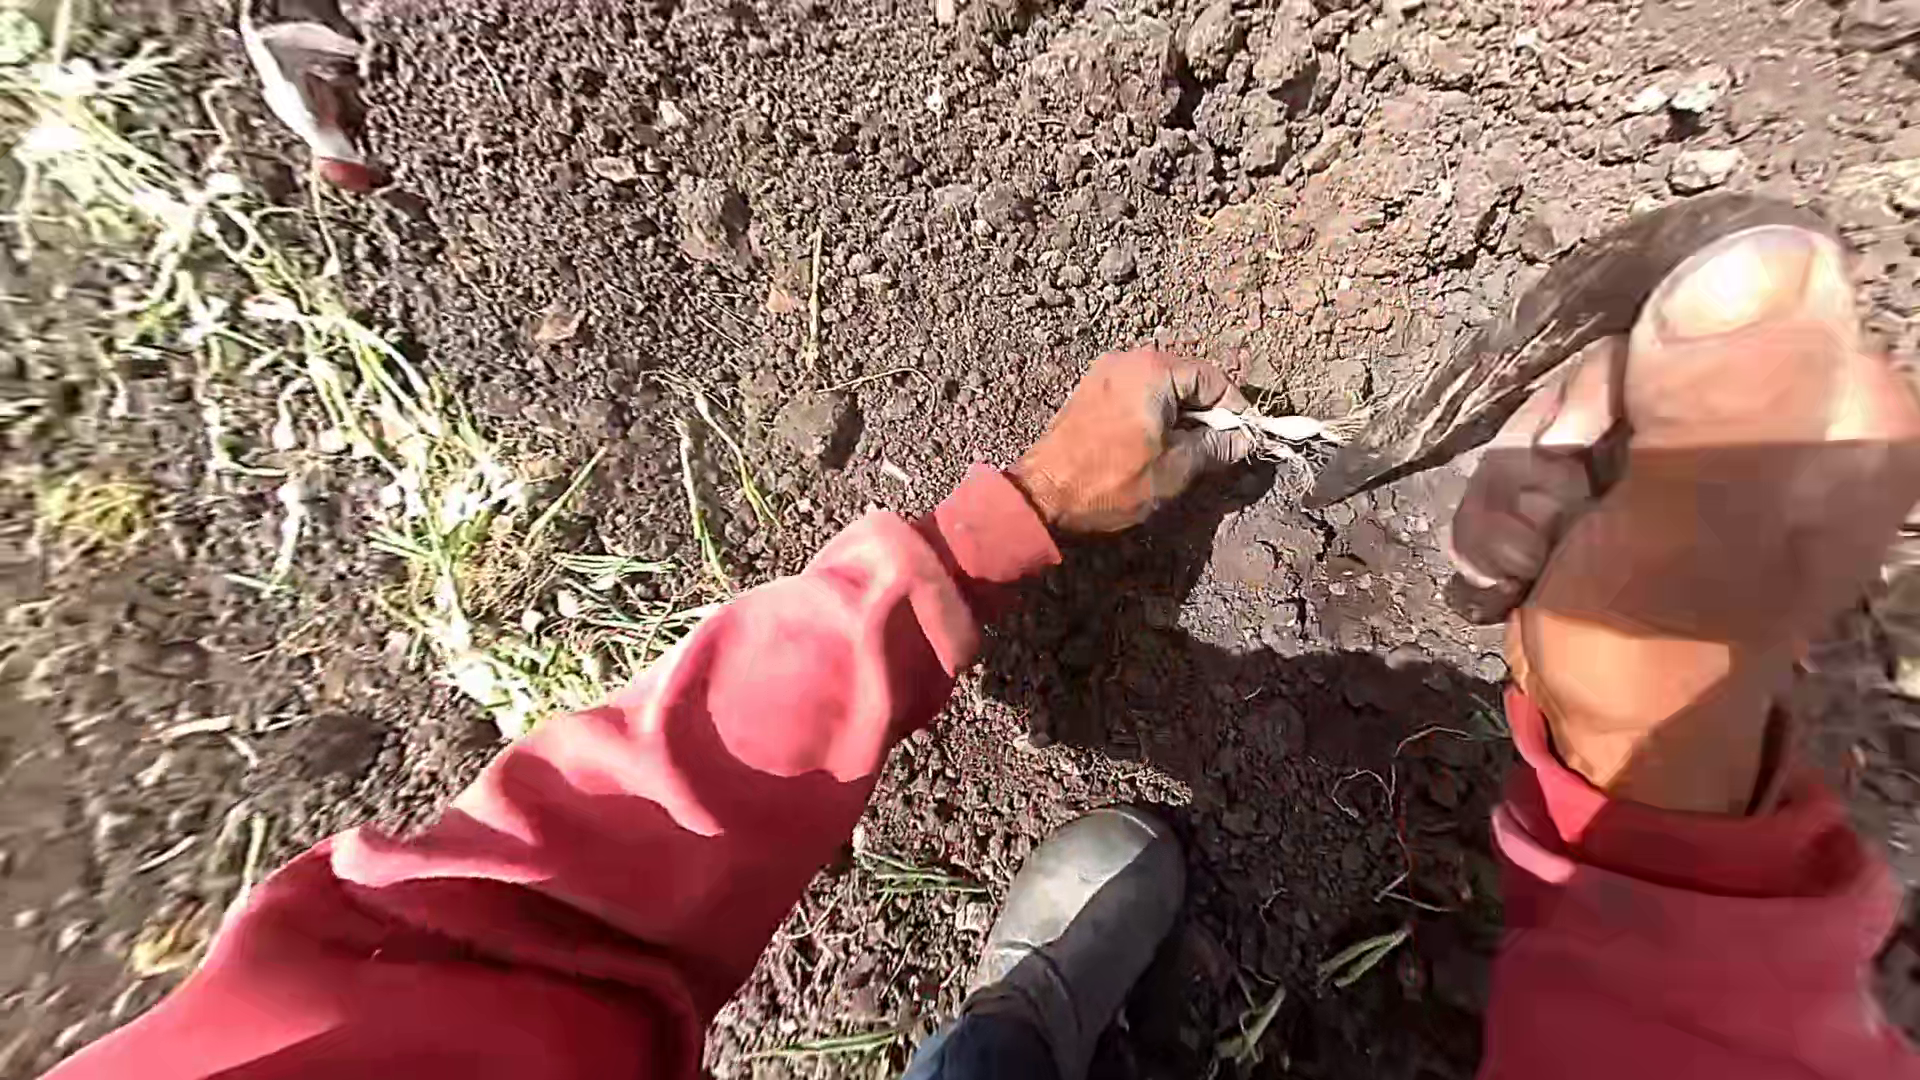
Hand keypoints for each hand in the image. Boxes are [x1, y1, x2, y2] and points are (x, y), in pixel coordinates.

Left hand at [1009, 349, 1252, 532]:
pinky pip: (1132, 396)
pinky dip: (1151, 416)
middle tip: (1218, 449)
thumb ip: (1214, 448)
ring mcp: (1101, 375)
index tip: (1245, 437)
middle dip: (1205, 414)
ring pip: (1158, 390)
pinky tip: (1155, 446)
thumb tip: (1242, 440)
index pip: (1211, 378)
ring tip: (1187, 453)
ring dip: (1178, 418)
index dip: (1234, 409)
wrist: (1042, 495)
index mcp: (1151, 370)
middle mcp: (1125, 361)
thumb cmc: (1108, 483)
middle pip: (1184, 380)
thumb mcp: (1173, 470)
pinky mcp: (1087, 394)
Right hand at [1449, 226, 1919, 811]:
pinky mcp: (1594, 491)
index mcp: (1814, 403)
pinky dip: (1492, 523)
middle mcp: (1737, 416)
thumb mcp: (1691, 525)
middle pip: (1581, 379)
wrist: (1604, 718)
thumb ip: (1716, 402)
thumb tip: (1745, 249)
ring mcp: (1656, 458)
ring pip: (1528, 430)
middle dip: (1536, 458)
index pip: (1679, 316)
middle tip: (1563, 524)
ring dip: (1505, 503)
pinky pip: (1505, 474)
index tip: (1590, 461)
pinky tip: (1518, 566)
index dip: (1600, 386)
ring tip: (1536, 561)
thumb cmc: (1663, 640)